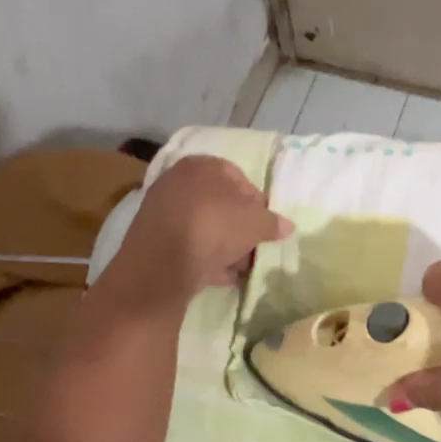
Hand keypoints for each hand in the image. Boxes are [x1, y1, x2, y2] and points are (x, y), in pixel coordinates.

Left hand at [90, 156, 289, 316]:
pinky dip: (204, 258)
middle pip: (221, 204)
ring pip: (204, 226)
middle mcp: (179, 181)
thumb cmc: (216, 226)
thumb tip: (286, 226)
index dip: (258, 203)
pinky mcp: (153, 239)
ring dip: (224, 246)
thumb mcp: (257, 223)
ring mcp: (163, 210)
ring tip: (239, 267)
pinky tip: (219, 276)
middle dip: (240, 228)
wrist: (163, 262)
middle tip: (253, 248)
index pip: (239, 178)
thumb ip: (273, 222)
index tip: (266, 225)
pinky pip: (188, 245)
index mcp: (203, 165)